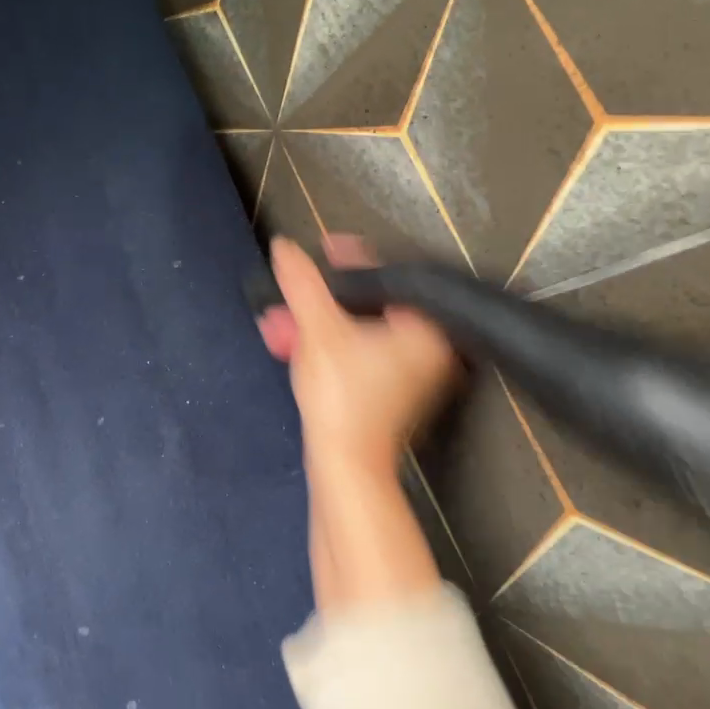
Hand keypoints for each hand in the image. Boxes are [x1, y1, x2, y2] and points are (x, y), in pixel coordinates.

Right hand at [258, 235, 460, 475]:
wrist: (344, 461)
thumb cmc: (342, 395)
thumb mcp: (318, 330)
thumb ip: (303, 284)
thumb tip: (285, 246)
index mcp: (427, 330)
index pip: (390, 278)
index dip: (351, 261)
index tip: (322, 249)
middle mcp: (429, 349)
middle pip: (368, 308)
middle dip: (319, 301)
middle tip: (290, 295)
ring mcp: (409, 374)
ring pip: (357, 332)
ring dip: (314, 324)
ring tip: (280, 322)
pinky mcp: (387, 392)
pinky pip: (356, 354)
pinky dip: (325, 346)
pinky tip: (292, 342)